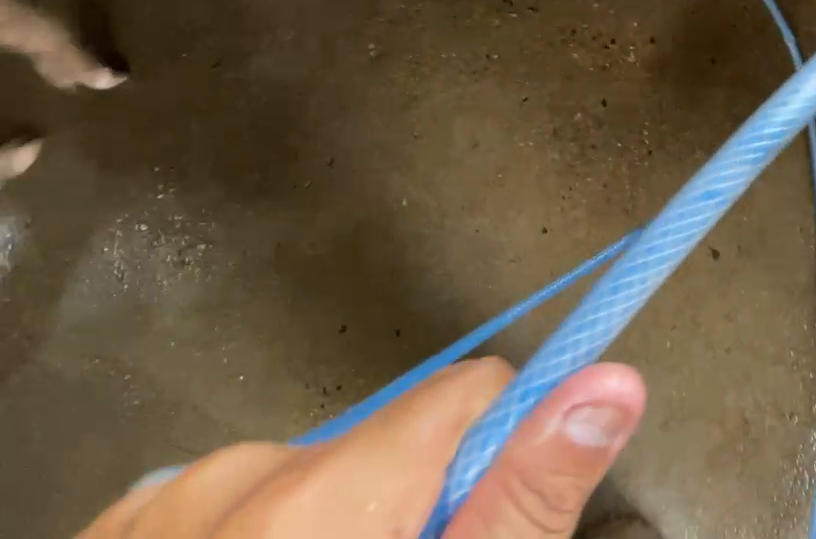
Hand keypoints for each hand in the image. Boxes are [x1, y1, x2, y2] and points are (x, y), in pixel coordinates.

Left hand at [77, 358, 645, 538]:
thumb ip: (531, 494)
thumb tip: (613, 381)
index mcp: (330, 487)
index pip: (473, 391)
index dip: (501, 451)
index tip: (484, 519)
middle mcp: (233, 475)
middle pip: (390, 439)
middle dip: (412, 502)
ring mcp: (150, 510)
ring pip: (308, 474)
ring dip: (330, 527)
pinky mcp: (113, 533)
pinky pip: (223, 503)